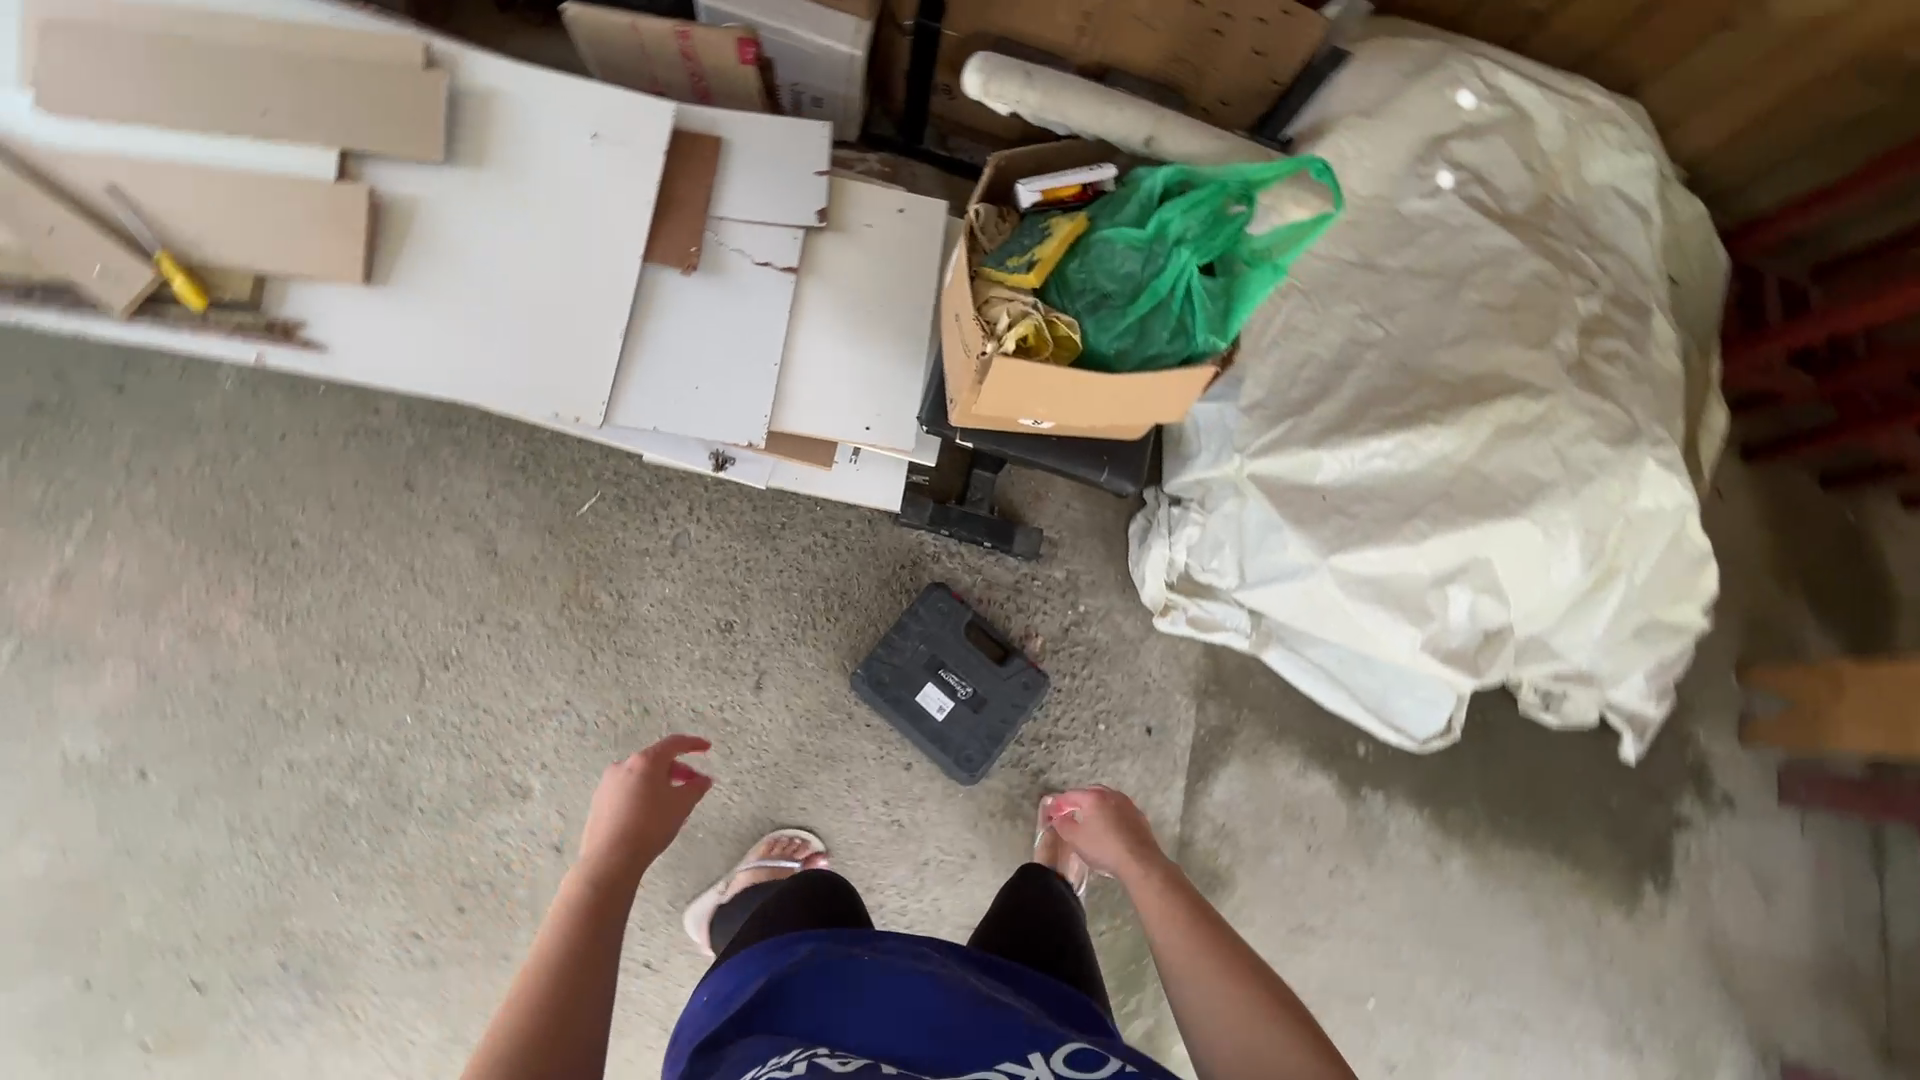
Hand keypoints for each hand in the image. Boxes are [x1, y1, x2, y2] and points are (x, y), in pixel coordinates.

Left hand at [576, 734, 713, 890]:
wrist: (610, 859)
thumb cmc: (650, 826)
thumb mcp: (682, 805)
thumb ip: (696, 787)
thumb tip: (703, 780)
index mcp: (645, 761)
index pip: (674, 743)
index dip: (693, 744)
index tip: (706, 748)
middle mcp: (623, 766)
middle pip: (656, 760)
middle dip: (678, 770)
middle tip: (692, 784)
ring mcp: (607, 784)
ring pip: (640, 776)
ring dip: (660, 783)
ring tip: (672, 802)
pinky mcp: (598, 802)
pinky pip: (627, 790)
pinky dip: (643, 793)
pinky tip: (651, 813)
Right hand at [1045, 785, 1170, 883]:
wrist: (1140, 862)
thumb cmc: (1104, 848)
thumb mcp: (1075, 839)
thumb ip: (1063, 824)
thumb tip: (1058, 817)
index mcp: (1094, 797)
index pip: (1071, 795)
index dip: (1059, 804)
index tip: (1052, 813)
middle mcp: (1111, 795)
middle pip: (1090, 793)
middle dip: (1078, 801)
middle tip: (1070, 813)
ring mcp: (1128, 804)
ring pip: (1107, 800)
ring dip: (1096, 807)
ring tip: (1090, 820)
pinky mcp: (1139, 817)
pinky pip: (1119, 810)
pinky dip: (1110, 815)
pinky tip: (1109, 829)